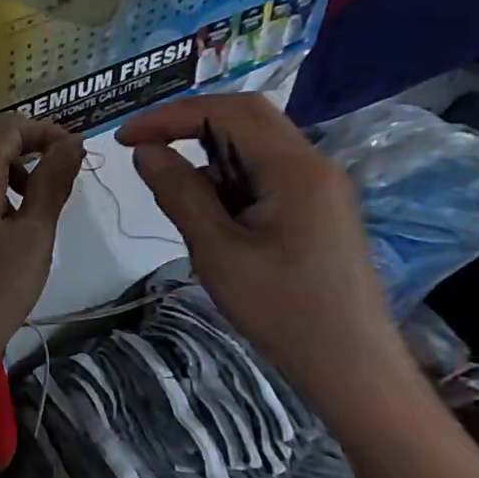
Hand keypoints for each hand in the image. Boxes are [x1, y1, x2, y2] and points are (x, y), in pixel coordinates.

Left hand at [0, 115, 83, 349]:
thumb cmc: (2, 282)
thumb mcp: (36, 230)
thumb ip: (53, 182)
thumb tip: (73, 142)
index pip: (6, 130)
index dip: (42, 130)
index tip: (74, 149)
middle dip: (20, 136)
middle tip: (52, 155)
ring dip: (12, 159)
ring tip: (42, 187)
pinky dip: (3, 180)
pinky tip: (25, 208)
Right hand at [117, 94, 406, 406]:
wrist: (352, 365)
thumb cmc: (283, 311)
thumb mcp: (219, 253)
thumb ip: (180, 194)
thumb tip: (146, 151)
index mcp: (294, 167)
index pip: (227, 112)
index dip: (170, 116)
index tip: (126, 136)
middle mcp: (312, 162)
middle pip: (246, 119)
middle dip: (190, 127)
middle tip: (146, 150)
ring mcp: (320, 185)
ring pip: (256, 148)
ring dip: (211, 159)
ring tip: (181, 200)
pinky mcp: (318, 208)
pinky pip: (268, 176)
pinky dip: (232, 183)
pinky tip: (215, 220)